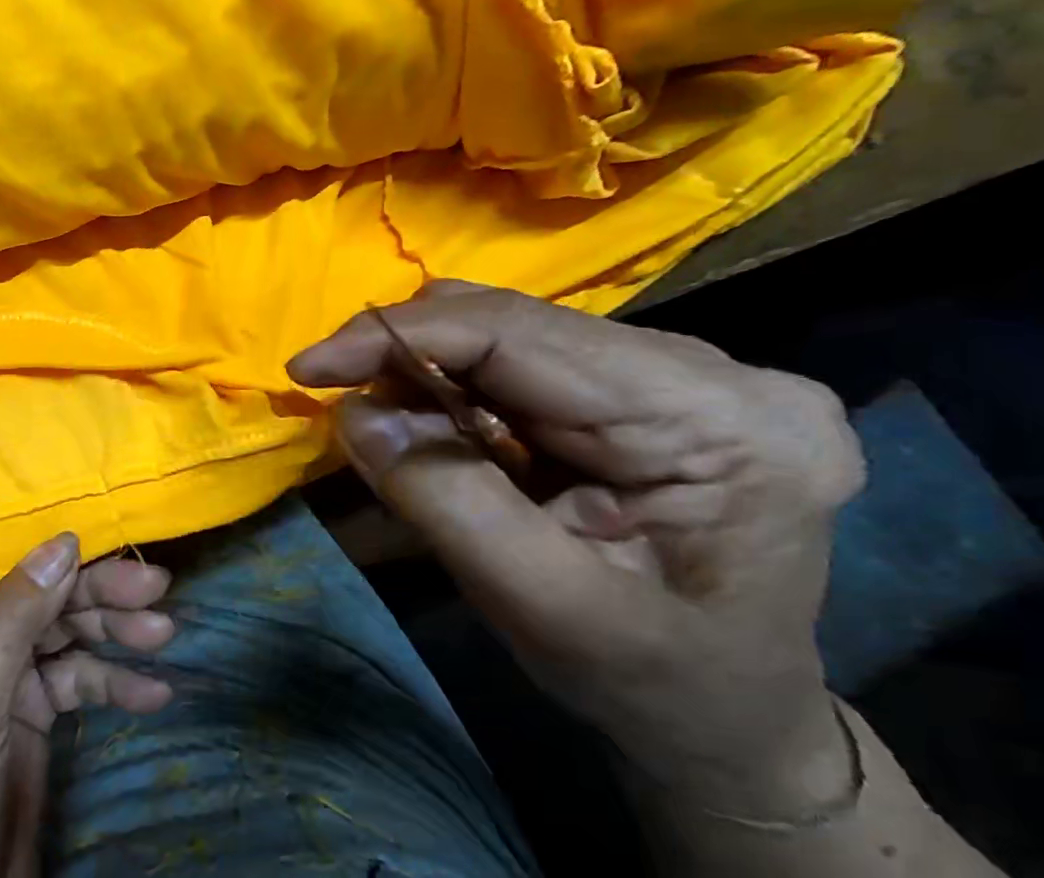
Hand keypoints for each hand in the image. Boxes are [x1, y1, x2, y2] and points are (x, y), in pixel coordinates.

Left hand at [0, 534, 175, 877]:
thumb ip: (11, 620)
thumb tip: (64, 541)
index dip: (47, 553)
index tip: (105, 540)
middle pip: (37, 600)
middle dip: (97, 595)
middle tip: (155, 588)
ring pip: (65, 633)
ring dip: (115, 633)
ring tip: (162, 634)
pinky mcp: (32, 708)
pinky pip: (78, 679)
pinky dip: (114, 682)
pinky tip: (151, 693)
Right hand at [288, 281, 865, 820]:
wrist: (733, 718)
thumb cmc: (658, 685)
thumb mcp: (547, 610)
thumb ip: (449, 504)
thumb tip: (355, 413)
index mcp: (719, 423)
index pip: (527, 335)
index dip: (405, 336)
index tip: (311, 365)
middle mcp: (710, 373)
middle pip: (517, 325)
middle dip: (413, 361)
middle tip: (352, 416)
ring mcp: (682, 373)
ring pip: (513, 336)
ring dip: (433, 379)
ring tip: (399, 439)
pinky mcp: (647, 386)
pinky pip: (524, 363)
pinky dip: (462, 395)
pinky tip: (445, 439)